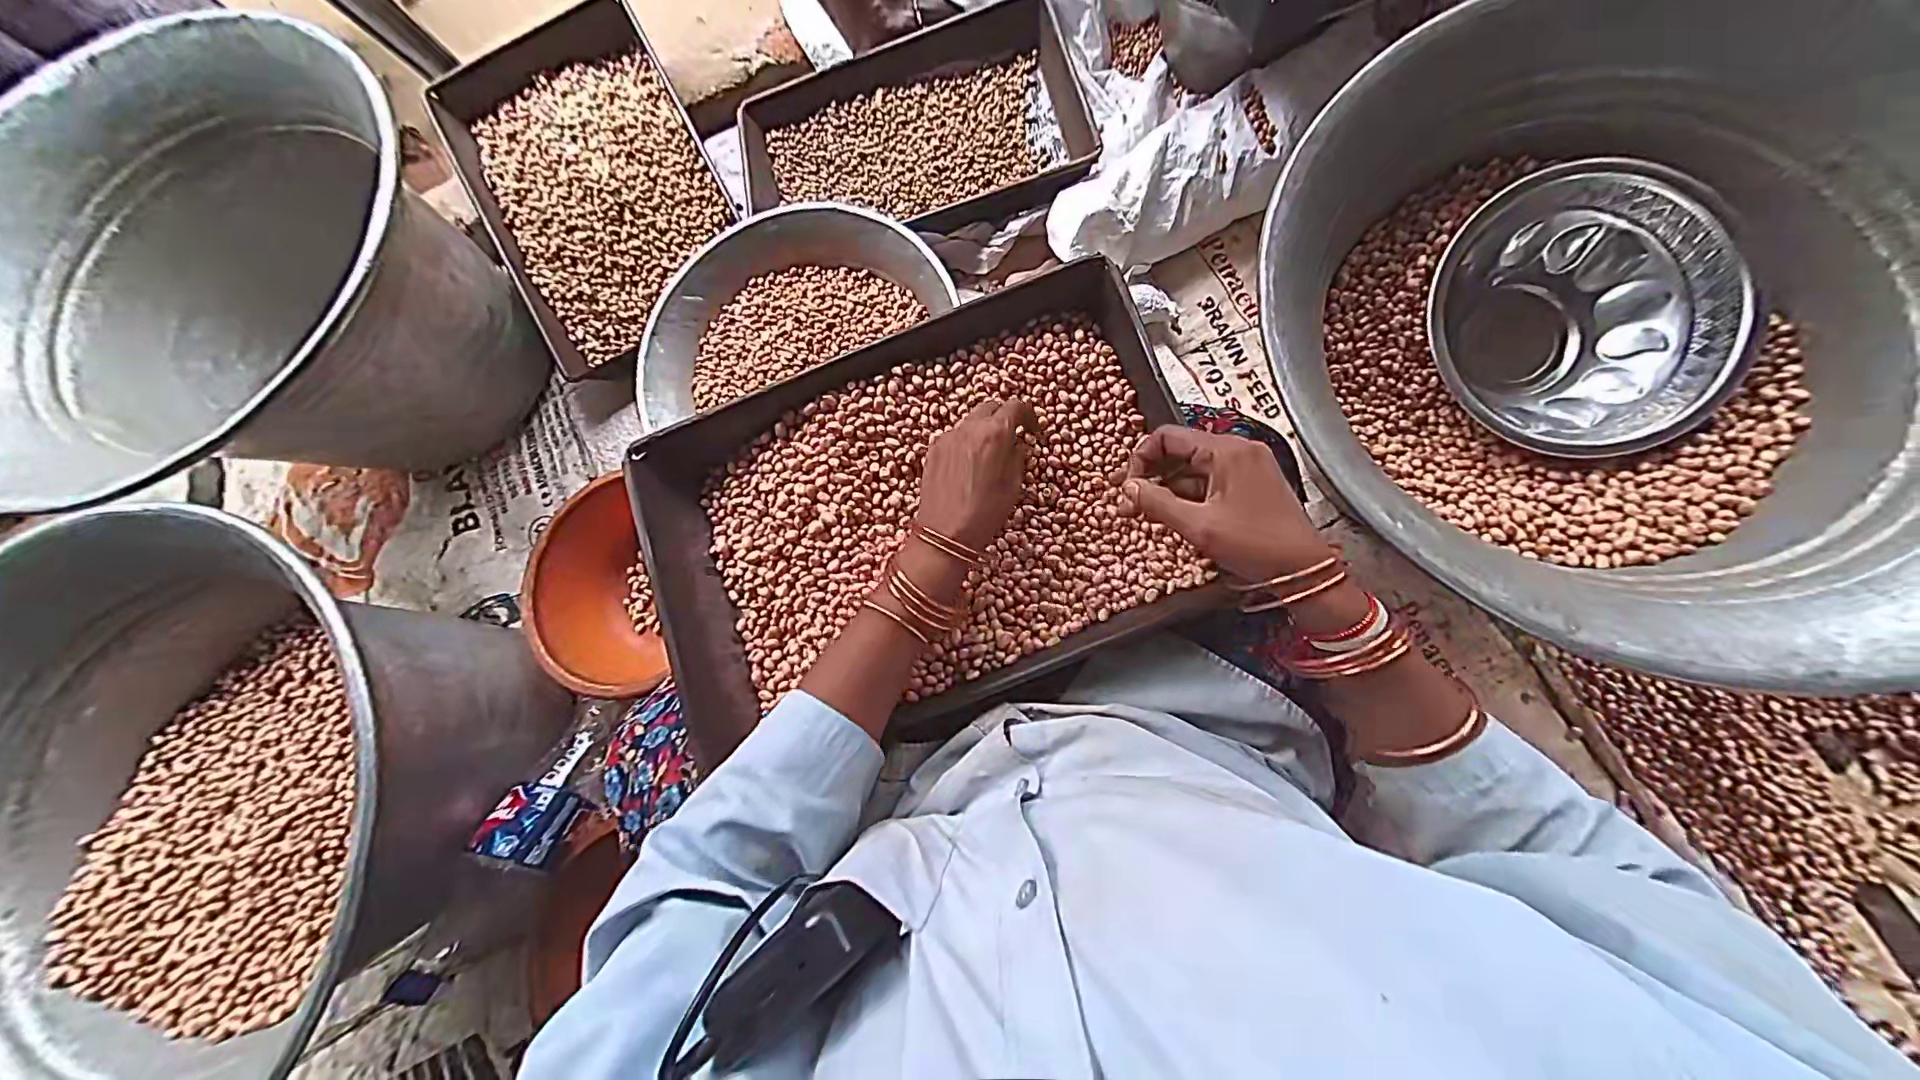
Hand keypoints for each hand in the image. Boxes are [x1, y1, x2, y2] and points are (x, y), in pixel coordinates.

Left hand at [916, 398, 1036, 550]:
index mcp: (994, 434)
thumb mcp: (1012, 486)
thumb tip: (1017, 444)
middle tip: (1014, 436)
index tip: (1032, 428)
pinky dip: (967, 442)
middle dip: (1004, 417)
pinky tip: (970, 465)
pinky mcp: (933, 450)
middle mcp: (968, 429)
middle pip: (991, 407)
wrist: (945, 535)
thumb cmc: (983, 514)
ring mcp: (948, 438)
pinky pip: (955, 436)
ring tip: (991, 454)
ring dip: (984, 429)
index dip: (1028, 415)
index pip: (1016, 407)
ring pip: (971, 421)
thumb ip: (1017, 457)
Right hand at [1113, 426, 1328, 581]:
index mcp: (1227, 451)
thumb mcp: (1199, 526)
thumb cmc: (1258, 545)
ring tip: (1145, 513)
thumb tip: (1128, 489)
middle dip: (1150, 475)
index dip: (1140, 459)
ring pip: (1191, 469)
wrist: (1303, 569)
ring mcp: (1245, 467)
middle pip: (1178, 451)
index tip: (1129, 486)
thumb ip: (1157, 503)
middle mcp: (1238, 451)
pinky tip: (1172, 516)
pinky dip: (1187, 496)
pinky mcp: (1248, 485)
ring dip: (1166, 489)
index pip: (1167, 437)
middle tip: (1129, 500)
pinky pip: (1207, 482)